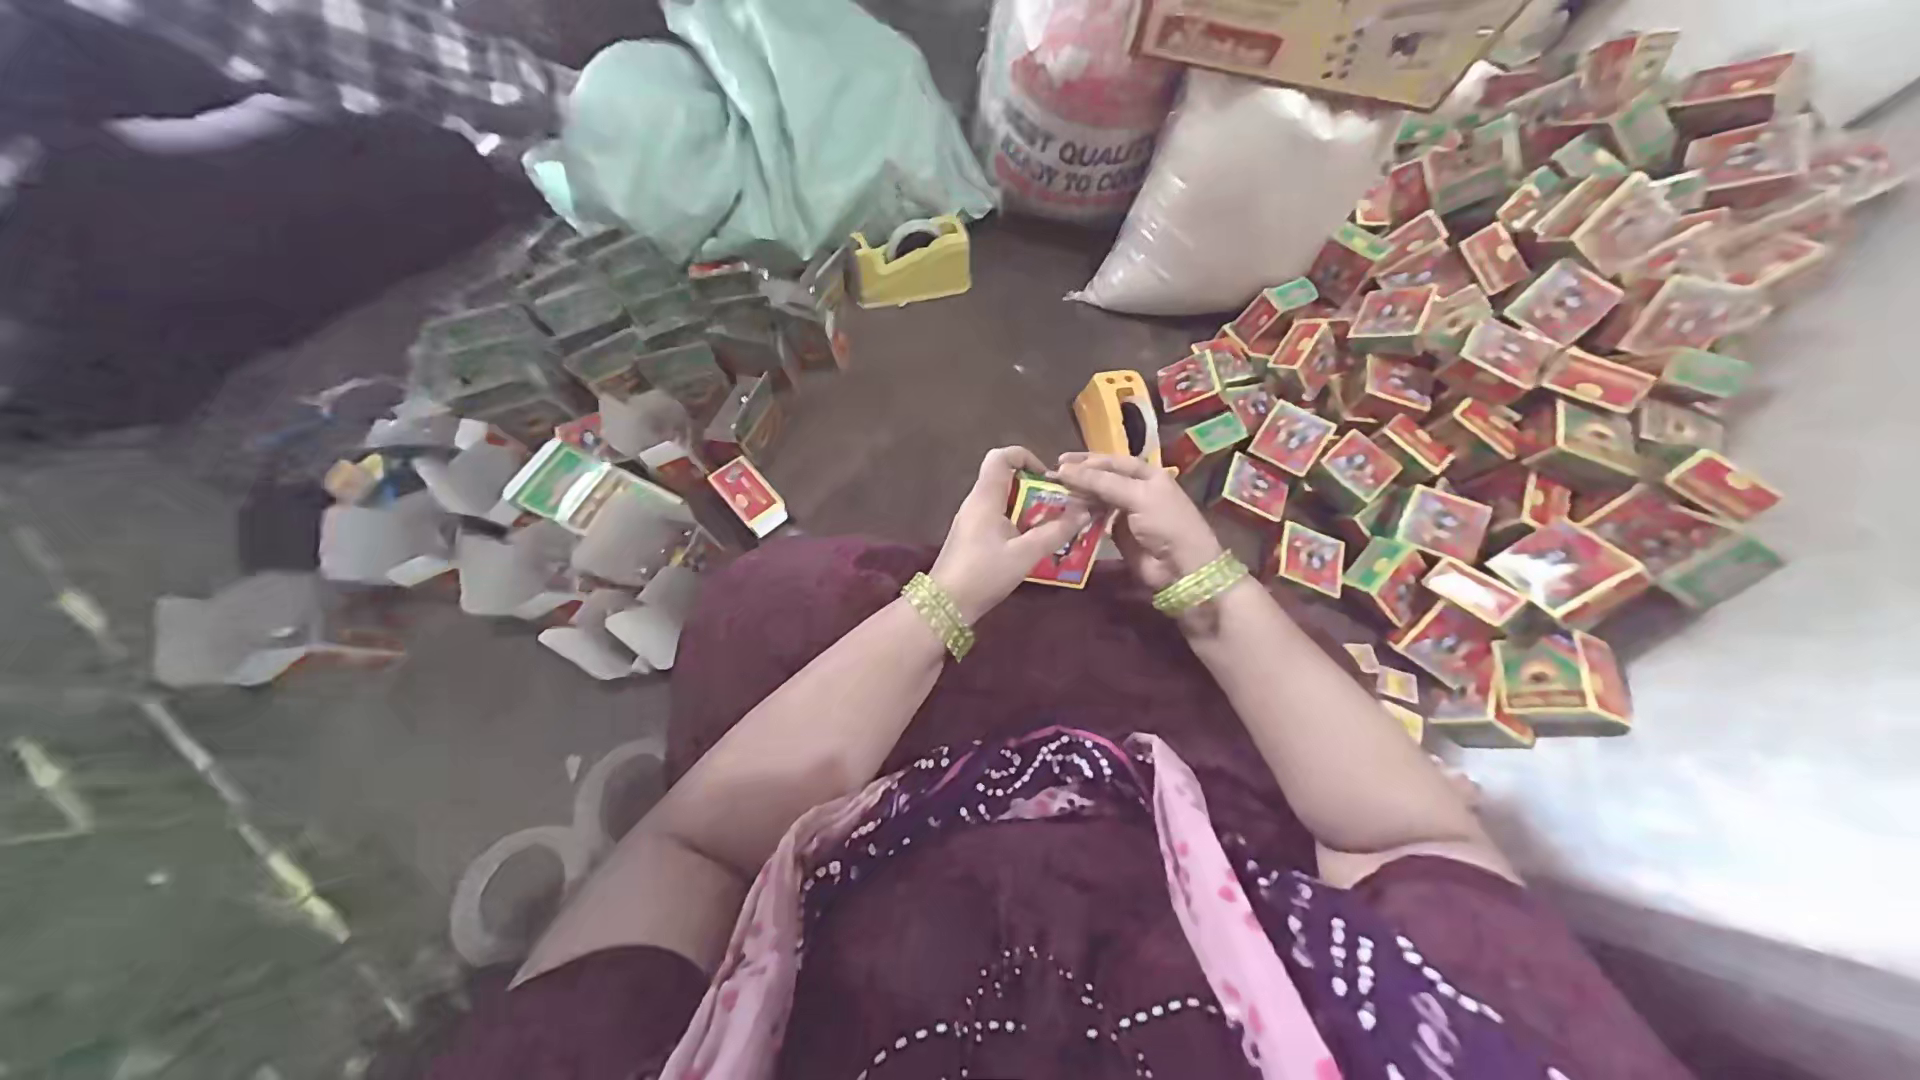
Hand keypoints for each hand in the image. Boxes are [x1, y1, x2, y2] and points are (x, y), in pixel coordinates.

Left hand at [929, 447, 1090, 622]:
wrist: (946, 605)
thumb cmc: (984, 574)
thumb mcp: (1025, 554)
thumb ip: (1056, 532)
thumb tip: (1083, 512)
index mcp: (985, 497)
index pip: (1001, 456)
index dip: (1026, 457)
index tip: (1048, 478)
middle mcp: (976, 502)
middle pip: (1006, 478)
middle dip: (1035, 488)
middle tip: (1058, 508)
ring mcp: (971, 520)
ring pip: (1003, 500)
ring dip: (1029, 509)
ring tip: (1052, 528)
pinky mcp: (971, 537)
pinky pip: (997, 518)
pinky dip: (1017, 524)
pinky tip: (1031, 546)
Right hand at [1051, 452, 1223, 590]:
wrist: (1181, 568)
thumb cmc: (1166, 523)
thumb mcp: (1138, 496)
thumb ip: (1101, 482)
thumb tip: (1064, 470)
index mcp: (1148, 475)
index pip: (1113, 461)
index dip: (1088, 461)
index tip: (1061, 462)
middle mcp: (1136, 490)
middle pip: (1103, 478)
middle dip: (1080, 476)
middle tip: (1052, 476)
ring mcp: (1126, 512)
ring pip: (1097, 498)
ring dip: (1078, 495)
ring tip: (1055, 493)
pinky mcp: (1117, 534)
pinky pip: (1096, 519)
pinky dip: (1082, 515)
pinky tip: (1066, 512)